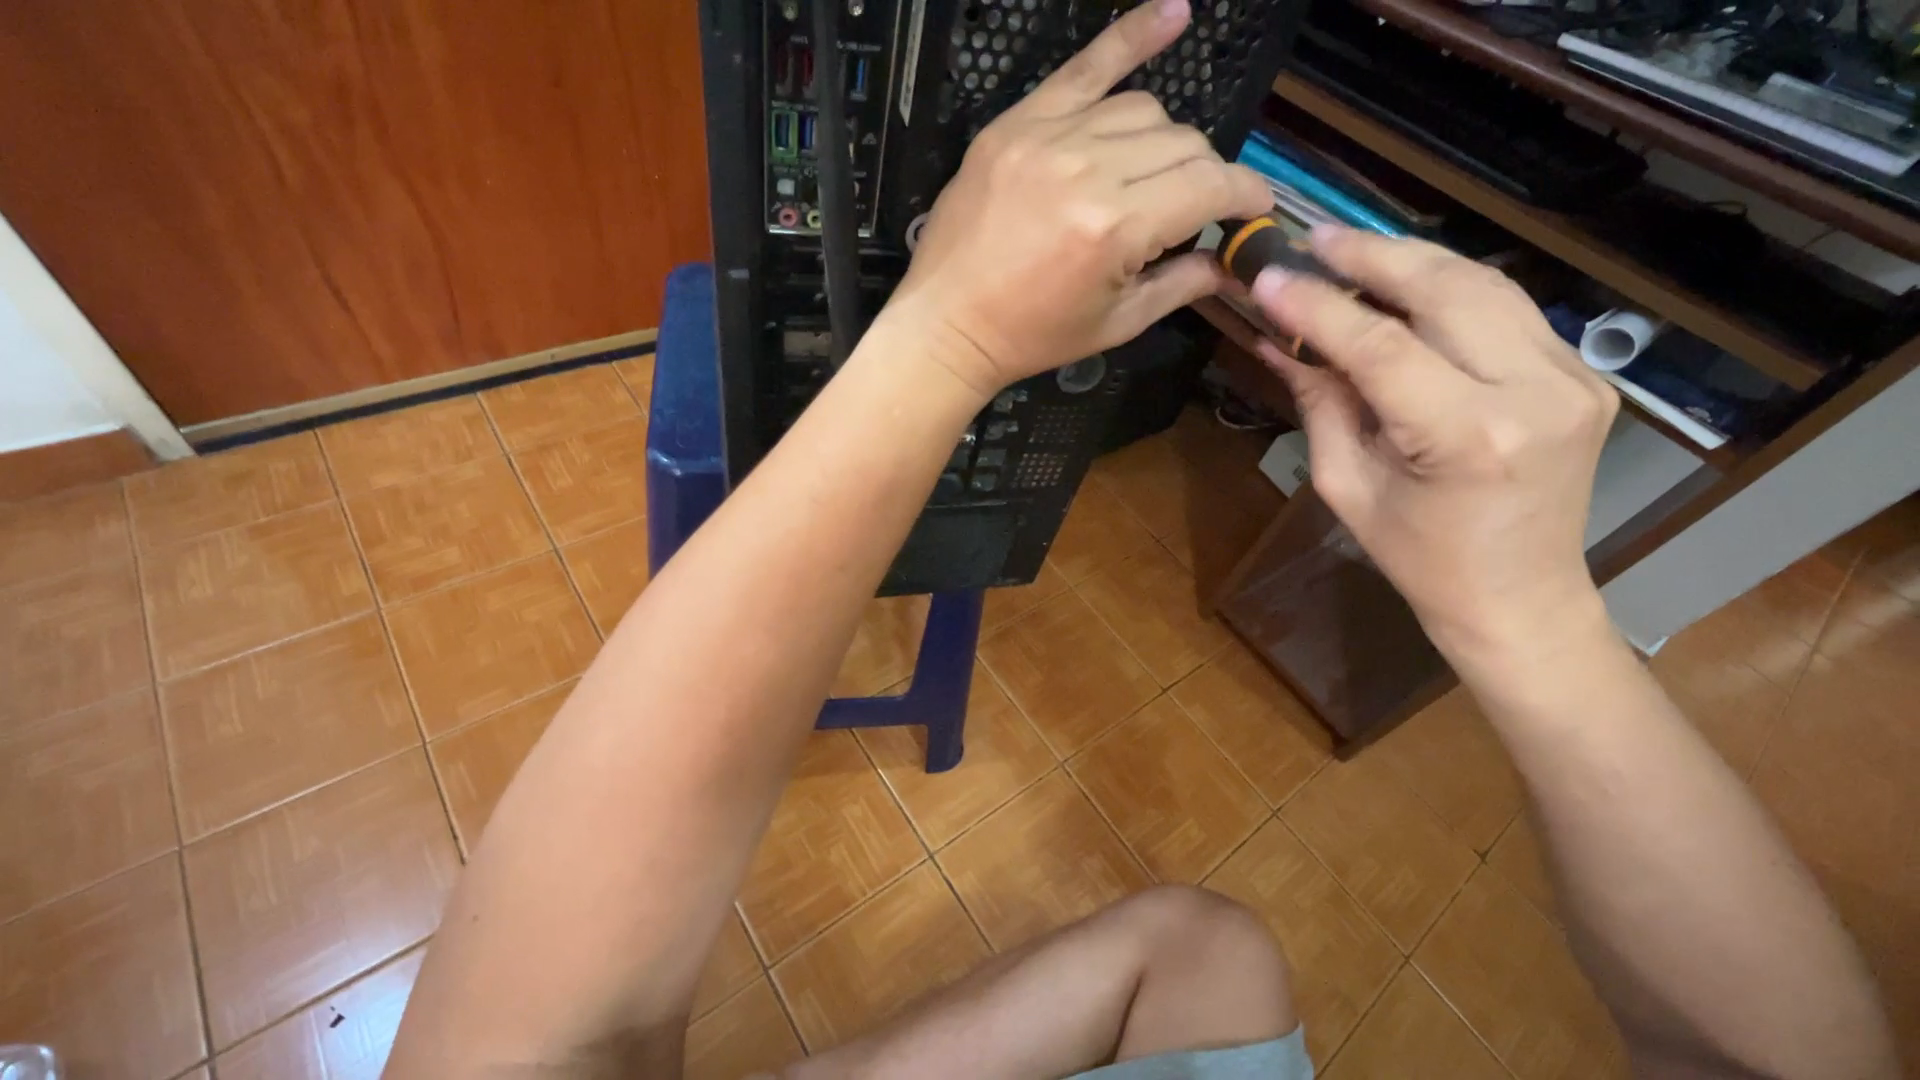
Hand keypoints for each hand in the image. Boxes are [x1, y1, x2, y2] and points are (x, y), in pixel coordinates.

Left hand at [884, 0, 1271, 396]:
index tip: (1254, 209)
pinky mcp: (1016, 122)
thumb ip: (1182, 284)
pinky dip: (1130, 36)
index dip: (1245, 196)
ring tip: (1153, 175)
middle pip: (1182, 143)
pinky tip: (1174, 12)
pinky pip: (1084, 66)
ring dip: (1164, 141)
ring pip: (1143, 110)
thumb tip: (1232, 262)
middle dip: (1203, 177)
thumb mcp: (1117, 323)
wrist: (947, 324)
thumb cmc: (1032, 335)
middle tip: (1191, 210)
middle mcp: (1088, 169)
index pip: (1210, 185)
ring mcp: (1048, 137)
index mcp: (1116, 227)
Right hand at [1250, 227, 1619, 659]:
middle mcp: (1535, 393)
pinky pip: (1509, 311)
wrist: (1519, 596)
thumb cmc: (1420, 558)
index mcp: (1470, 438)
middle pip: (1447, 292)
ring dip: (1413, 259)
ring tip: (1352, 247)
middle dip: (1373, 256)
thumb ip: (1319, 403)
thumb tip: (1275, 340)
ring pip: (1486, 285)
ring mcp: (1573, 379)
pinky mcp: (1585, 375)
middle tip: (1315, 237)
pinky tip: (1407, 281)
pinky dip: (1451, 288)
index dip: (1318, 307)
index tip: (1269, 276)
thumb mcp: (1348, 486)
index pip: (1382, 347)